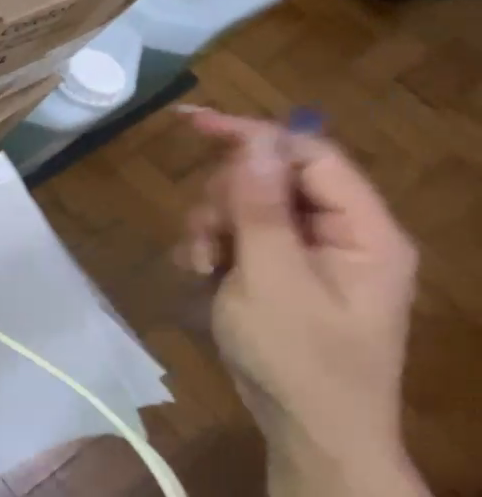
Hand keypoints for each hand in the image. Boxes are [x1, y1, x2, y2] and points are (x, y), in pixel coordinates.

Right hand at [177, 109, 425, 495]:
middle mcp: (345, 235)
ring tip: (204, 263)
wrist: (308, 431)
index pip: (311, 156)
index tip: (190, 125)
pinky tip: (204, 272)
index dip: (254, 136)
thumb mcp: (271, 279)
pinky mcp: (285, 270)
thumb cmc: (299, 358)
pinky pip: (239, 231)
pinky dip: (213, 245)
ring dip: (212, 225)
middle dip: (226, 198)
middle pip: (271, 177)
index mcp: (366, 234)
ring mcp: (314, 254)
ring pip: (246, 203)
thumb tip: (253, 141)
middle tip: (208, 235)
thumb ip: (260, 207)